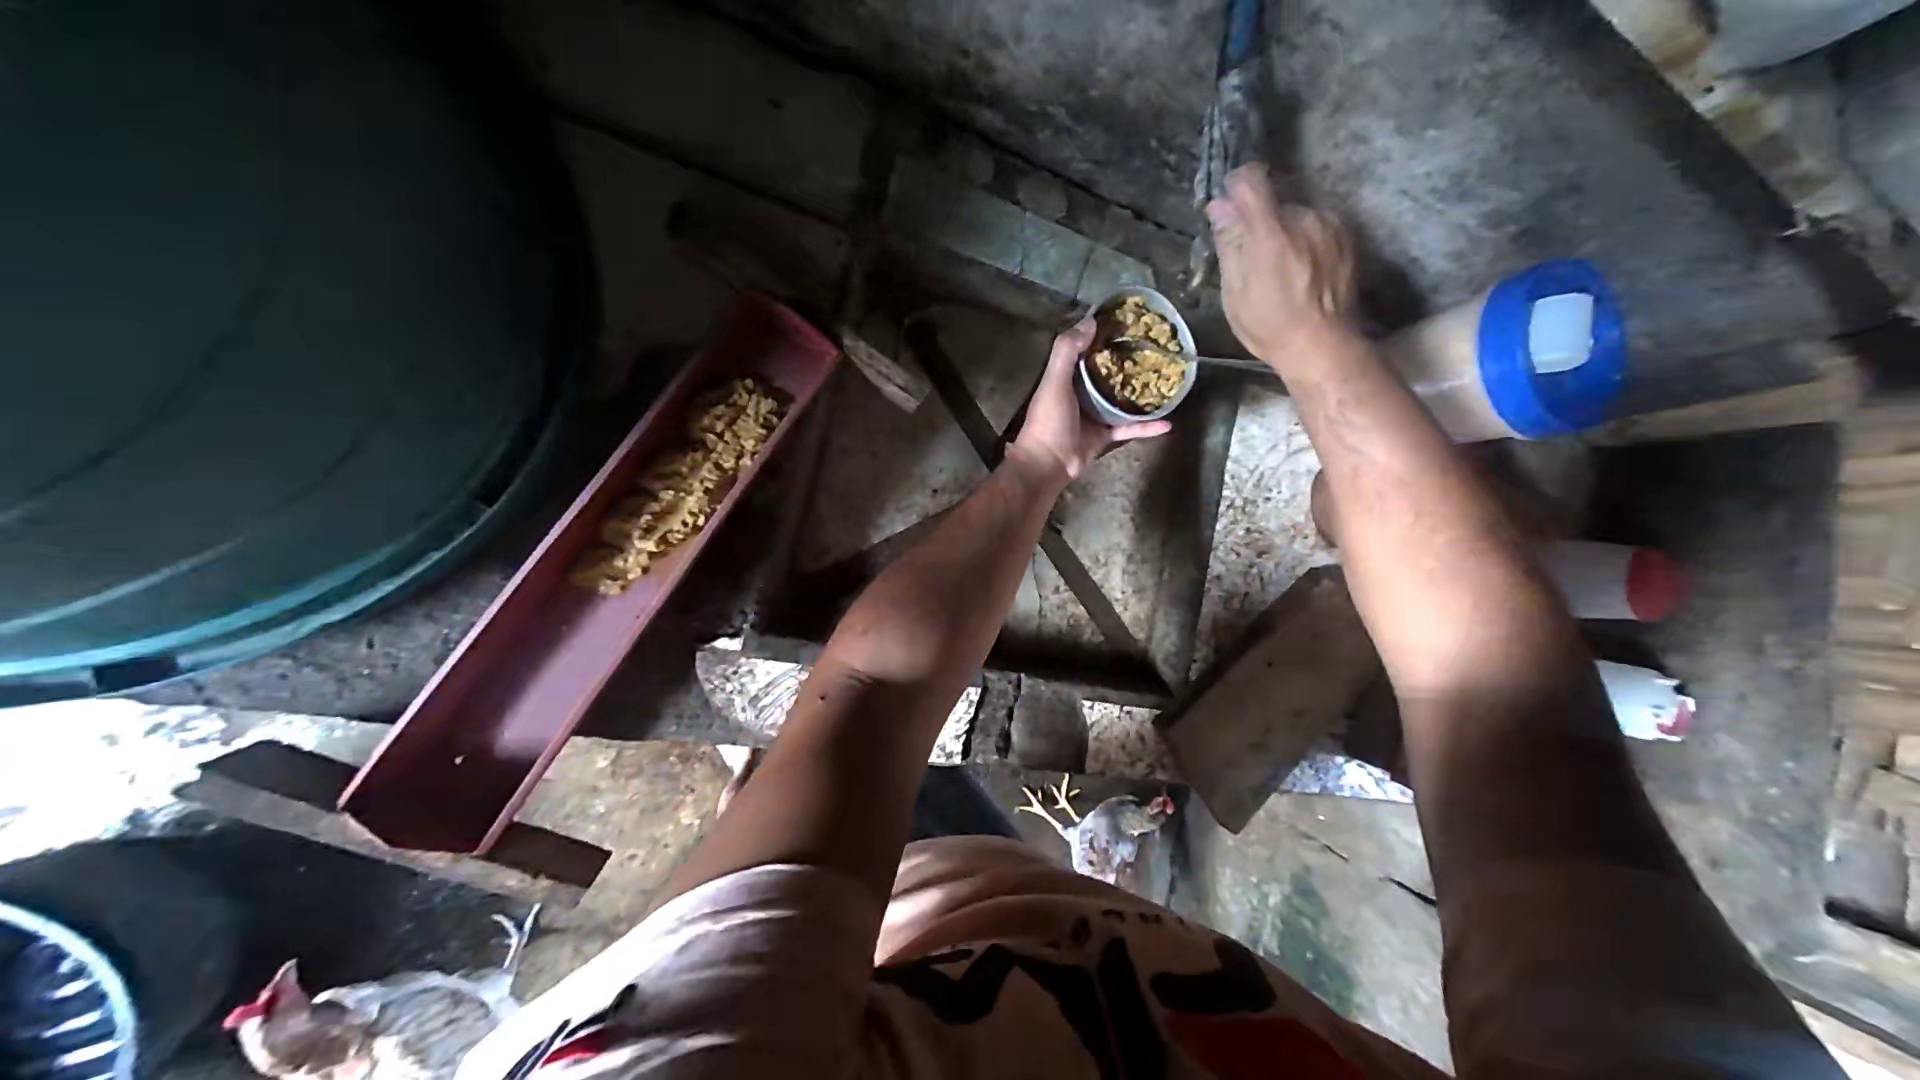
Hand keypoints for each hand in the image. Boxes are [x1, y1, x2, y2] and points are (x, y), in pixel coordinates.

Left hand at [1009, 318, 1170, 483]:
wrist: (1046, 464)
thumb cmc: (1048, 420)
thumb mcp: (1054, 380)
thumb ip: (1067, 350)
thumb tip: (1091, 320)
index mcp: (1067, 377)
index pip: (1087, 350)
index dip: (1104, 336)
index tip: (1128, 322)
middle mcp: (1081, 393)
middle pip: (1109, 373)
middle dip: (1129, 362)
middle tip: (1155, 349)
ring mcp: (1094, 415)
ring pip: (1122, 399)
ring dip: (1142, 392)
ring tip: (1166, 380)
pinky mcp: (1104, 436)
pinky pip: (1129, 428)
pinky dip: (1147, 426)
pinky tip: (1168, 422)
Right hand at [1206, 163, 1357, 367]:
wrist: (1322, 344)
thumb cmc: (1269, 326)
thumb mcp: (1234, 292)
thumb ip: (1229, 243)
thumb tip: (1220, 205)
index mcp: (1270, 233)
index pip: (1251, 180)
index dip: (1235, 188)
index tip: (1229, 209)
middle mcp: (1303, 218)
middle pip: (1273, 200)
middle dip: (1259, 221)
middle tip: (1252, 258)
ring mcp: (1329, 224)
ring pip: (1296, 213)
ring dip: (1284, 230)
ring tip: (1280, 269)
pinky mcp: (1346, 234)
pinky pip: (1316, 224)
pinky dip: (1304, 239)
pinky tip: (1302, 270)